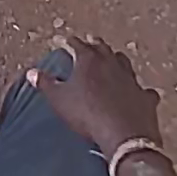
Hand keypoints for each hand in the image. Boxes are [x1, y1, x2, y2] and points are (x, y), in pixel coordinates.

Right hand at [28, 36, 161, 152]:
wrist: (123, 135)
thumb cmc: (87, 114)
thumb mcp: (59, 99)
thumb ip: (45, 83)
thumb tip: (31, 72)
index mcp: (89, 60)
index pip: (78, 44)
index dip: (71, 42)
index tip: (66, 40)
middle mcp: (111, 63)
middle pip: (102, 48)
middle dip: (95, 44)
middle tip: (90, 41)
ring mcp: (131, 78)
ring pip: (124, 62)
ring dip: (117, 60)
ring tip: (113, 59)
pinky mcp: (145, 96)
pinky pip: (143, 90)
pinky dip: (139, 90)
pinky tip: (140, 92)